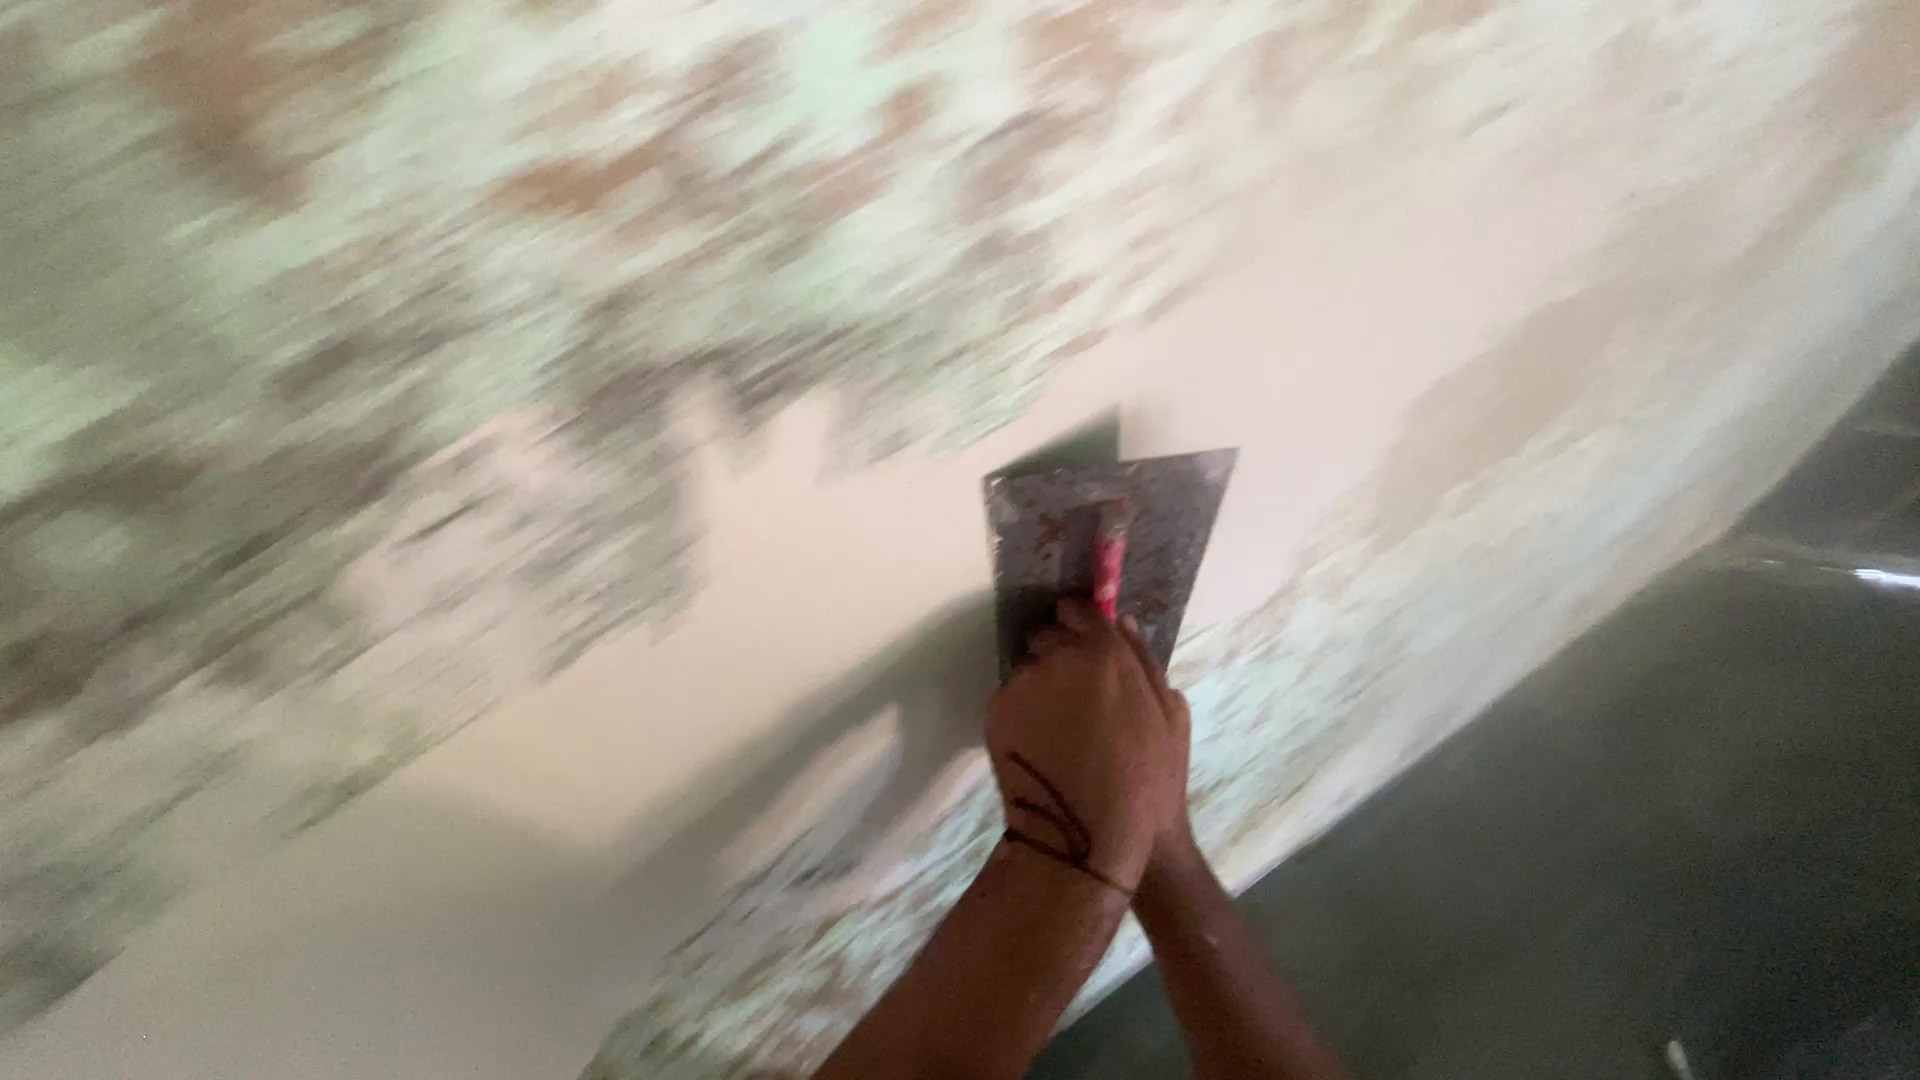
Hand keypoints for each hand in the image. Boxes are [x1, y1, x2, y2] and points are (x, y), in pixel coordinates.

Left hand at [985, 600, 1189, 891]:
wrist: (1087, 835)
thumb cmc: (1145, 781)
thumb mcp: (1169, 717)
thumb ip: (1144, 660)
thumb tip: (1121, 622)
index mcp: (1106, 653)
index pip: (1080, 610)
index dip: (1080, 623)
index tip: (1081, 639)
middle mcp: (1059, 657)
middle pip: (1048, 635)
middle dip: (1057, 654)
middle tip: (1073, 695)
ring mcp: (1024, 683)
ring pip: (1027, 668)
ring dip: (1038, 683)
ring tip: (1056, 727)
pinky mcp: (997, 709)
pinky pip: (1009, 698)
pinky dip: (1020, 711)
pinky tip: (1038, 743)